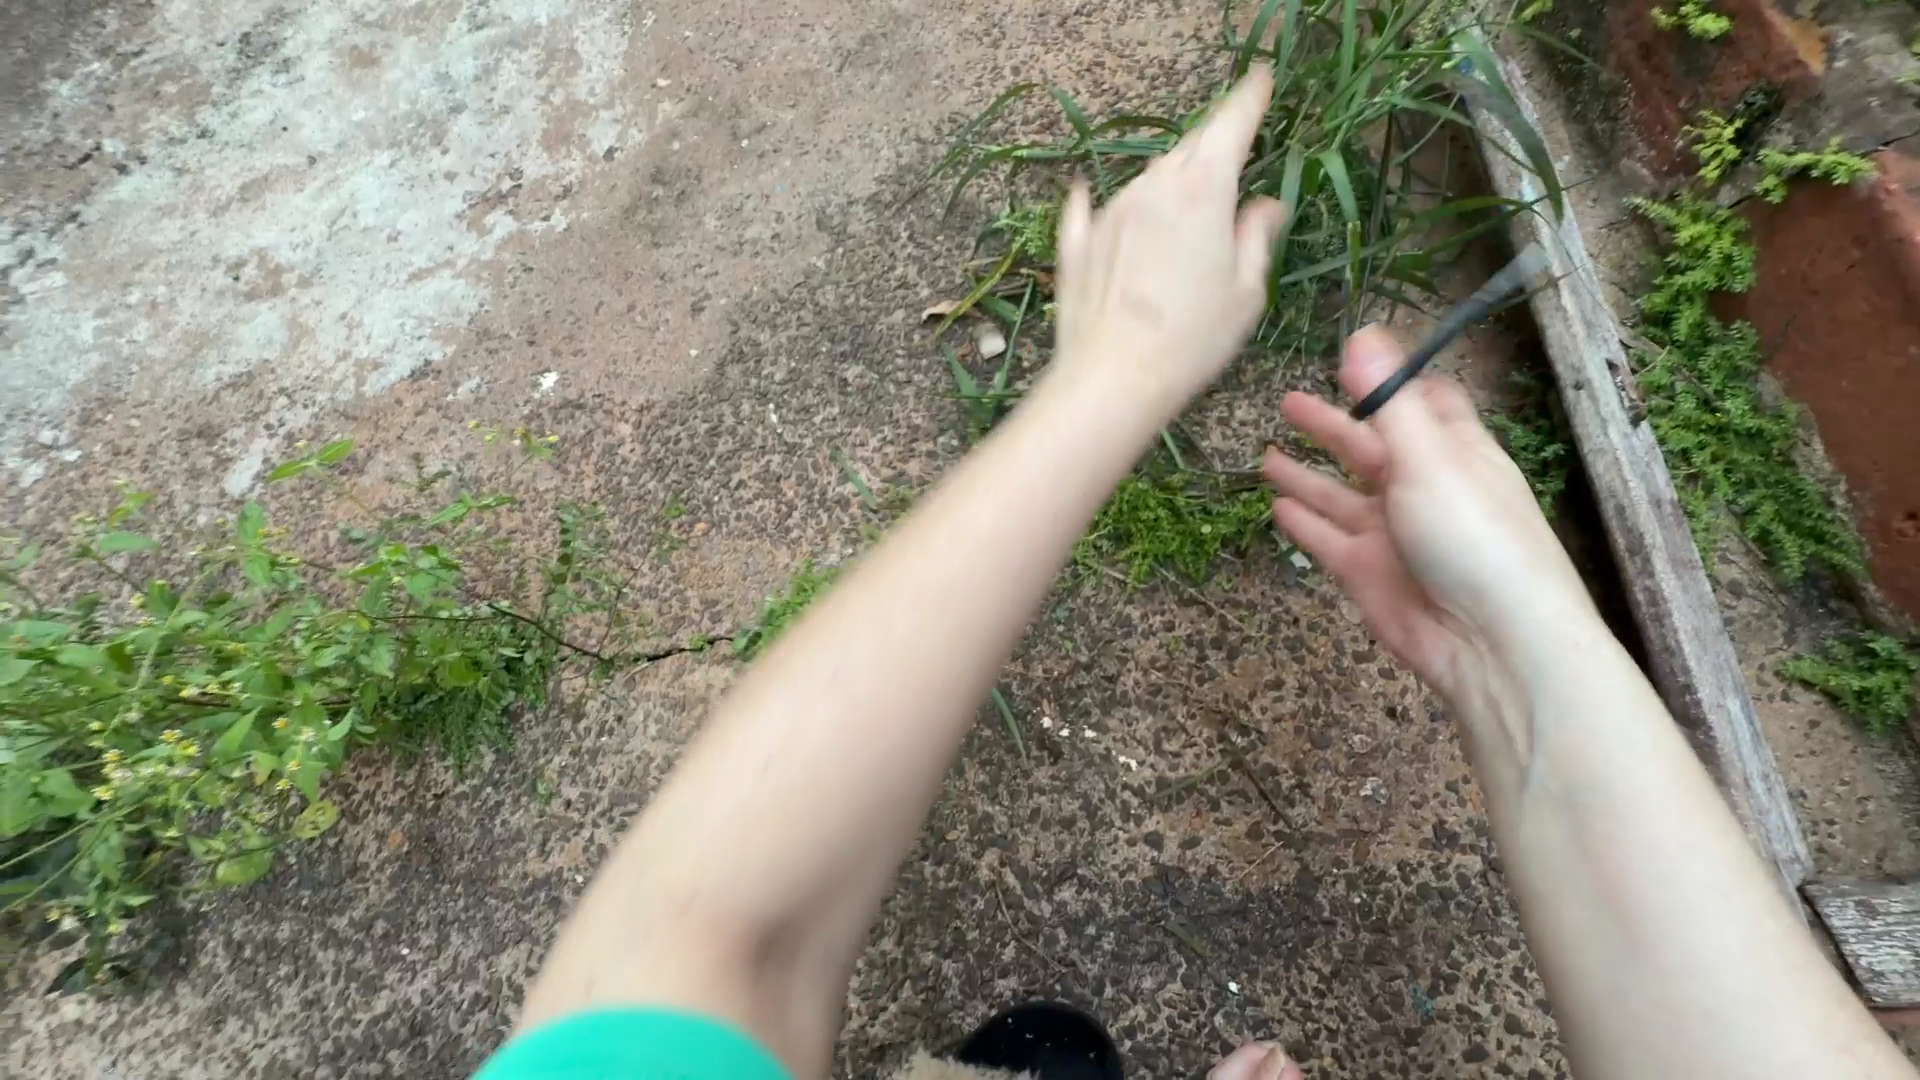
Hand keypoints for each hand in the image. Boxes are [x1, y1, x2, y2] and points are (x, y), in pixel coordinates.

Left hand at [1050, 67, 1288, 419]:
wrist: (1111, 380)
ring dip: (1166, 186)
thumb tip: (1263, 206)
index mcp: (1202, 191)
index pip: (1232, 123)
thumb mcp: (1244, 293)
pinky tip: (1088, 195)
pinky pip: (1088, 210)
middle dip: (1211, 144)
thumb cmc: (1191, 342)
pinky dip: (1099, 203)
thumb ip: (1255, 238)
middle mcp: (1150, 188)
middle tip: (1228, 152)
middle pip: (1187, 149)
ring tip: (1179, 216)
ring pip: (1145, 181)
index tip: (1263, 82)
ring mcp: (1107, 213)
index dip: (1251, 99)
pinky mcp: (1075, 245)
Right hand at [1262, 326, 1594, 704]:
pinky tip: (1277, 507)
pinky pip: (1325, 538)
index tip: (1353, 361)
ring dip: (1304, 475)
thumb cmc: (1473, 537)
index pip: (1424, 407)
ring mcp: (1389, 532)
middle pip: (1366, 446)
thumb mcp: (1430, 460)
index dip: (1390, 385)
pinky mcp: (1364, 570)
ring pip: (1337, 494)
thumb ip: (1388, 402)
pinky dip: (1302, 523)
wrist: (1487, 639)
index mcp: (1452, 454)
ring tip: (1265, 456)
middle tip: (1286, 403)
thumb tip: (1360, 336)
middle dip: (1329, 424)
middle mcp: (1420, 488)